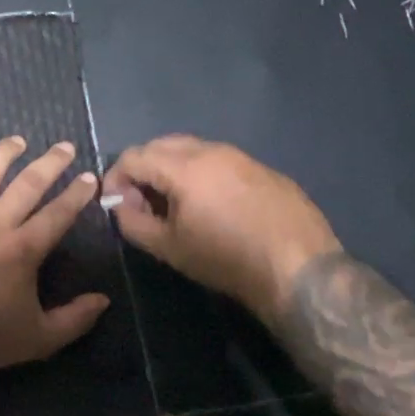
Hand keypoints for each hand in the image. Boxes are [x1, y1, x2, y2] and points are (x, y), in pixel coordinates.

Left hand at [0, 136, 110, 386]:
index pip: (58, 213)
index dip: (77, 193)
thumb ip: (75, 318)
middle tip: (64, 147)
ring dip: (4, 154)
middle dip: (50, 163)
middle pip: (26, 184)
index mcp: (22, 250)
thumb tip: (104, 300)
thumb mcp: (40, 338)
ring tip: (17, 140)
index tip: (89, 177)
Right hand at [103, 135, 340, 319]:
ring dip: (172, 170)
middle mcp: (212, 151)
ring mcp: (242, 157)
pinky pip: (220, 162)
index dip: (115, 179)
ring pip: (192, 150)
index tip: (115, 205)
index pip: (133, 156)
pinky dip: (202, 176)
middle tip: (141, 202)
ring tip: (174, 205)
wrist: (299, 270)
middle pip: (161, 145)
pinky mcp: (264, 170)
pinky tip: (211, 208)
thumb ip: (132, 222)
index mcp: (184, 167)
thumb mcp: (168, 247)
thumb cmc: (226, 260)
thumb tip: (120, 206)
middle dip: (142, 169)